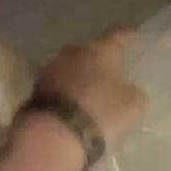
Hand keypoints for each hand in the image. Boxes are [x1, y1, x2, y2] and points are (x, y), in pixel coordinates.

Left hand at [35, 30, 148, 146]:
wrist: (53, 135)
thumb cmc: (100, 111)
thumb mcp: (132, 105)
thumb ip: (135, 94)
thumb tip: (131, 91)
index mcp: (100, 50)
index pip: (118, 36)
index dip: (128, 36)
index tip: (135, 35)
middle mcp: (73, 53)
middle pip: (89, 51)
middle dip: (98, 59)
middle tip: (109, 71)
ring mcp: (50, 70)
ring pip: (70, 68)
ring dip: (78, 77)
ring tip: (89, 92)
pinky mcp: (35, 91)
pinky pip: (57, 88)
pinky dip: (65, 94)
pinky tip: (72, 107)